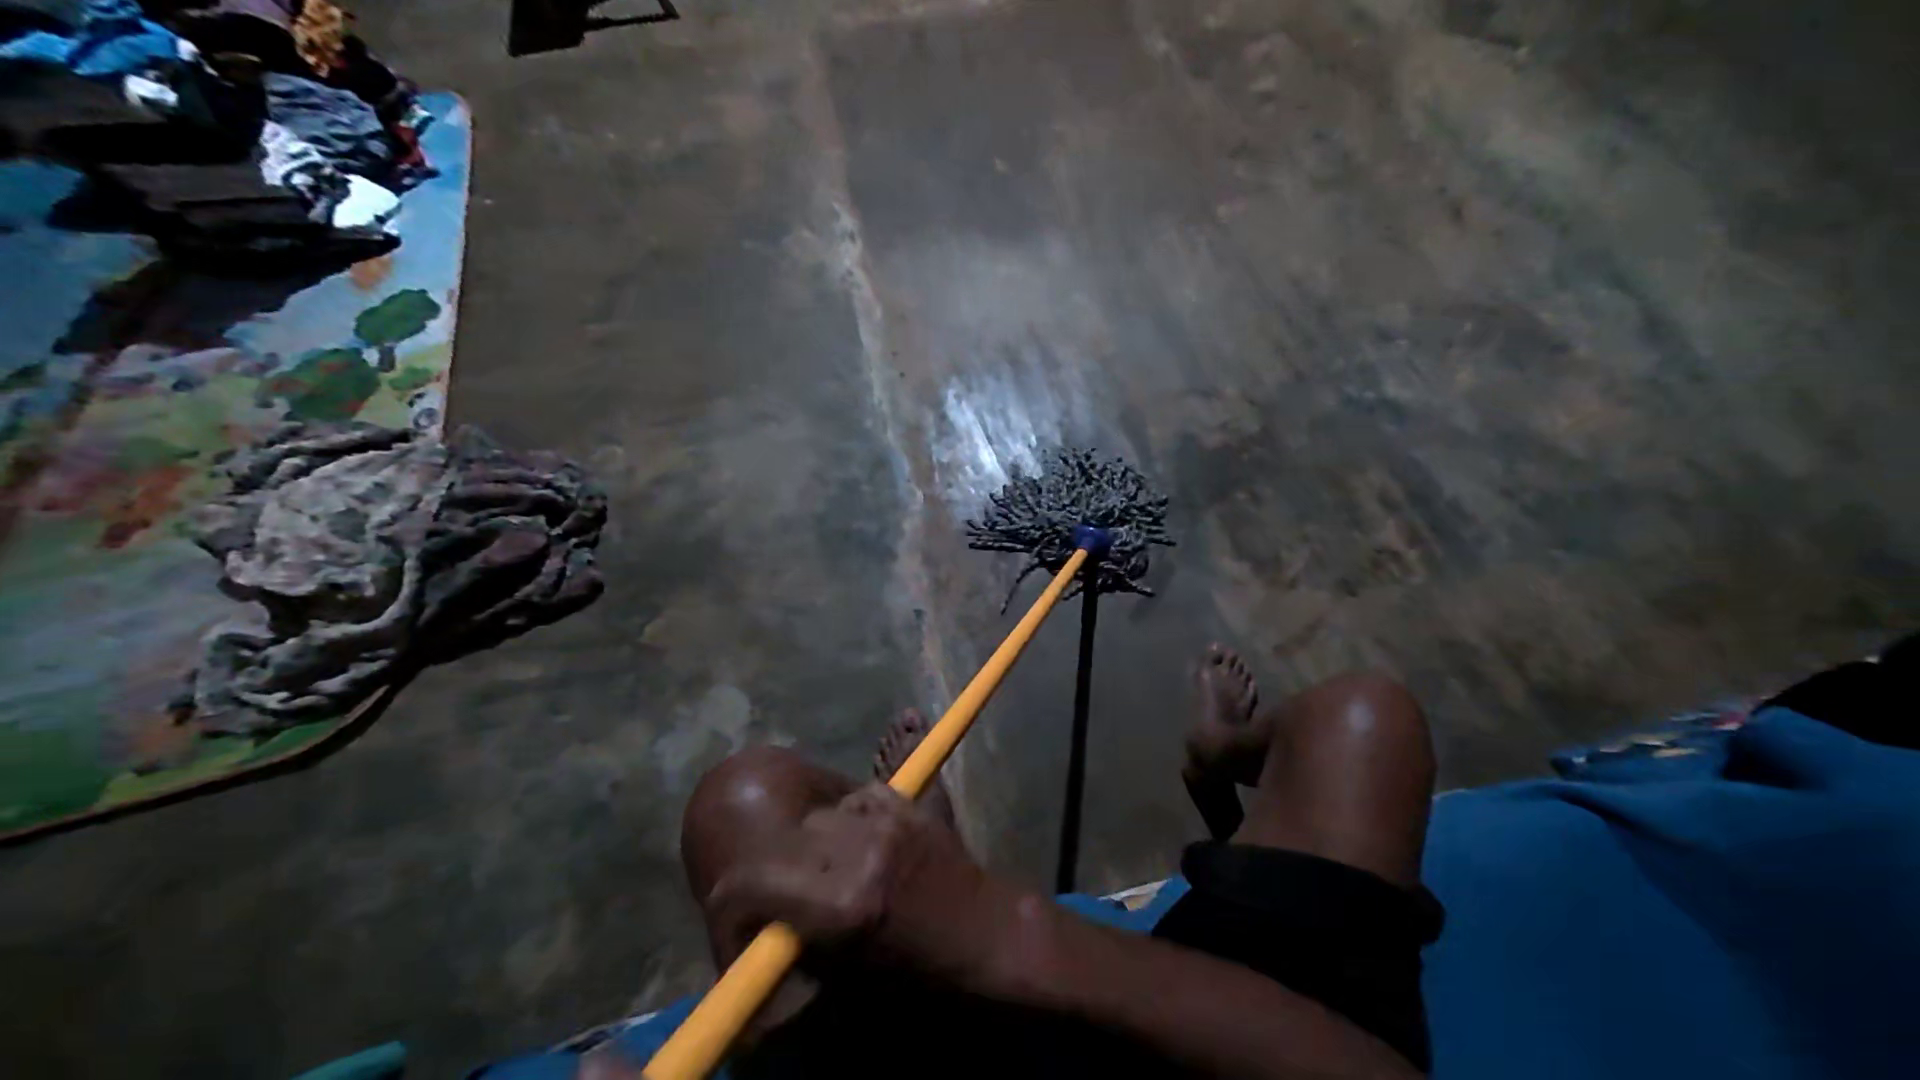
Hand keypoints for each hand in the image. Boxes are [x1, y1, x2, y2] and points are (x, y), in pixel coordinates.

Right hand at [707, 783, 1016, 986]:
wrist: (981, 929)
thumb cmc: (913, 962)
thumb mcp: (842, 965)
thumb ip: (791, 936)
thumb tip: (743, 924)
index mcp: (841, 906)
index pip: (752, 884)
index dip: (732, 897)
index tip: (732, 904)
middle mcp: (859, 855)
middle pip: (791, 837)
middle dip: (787, 860)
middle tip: (801, 885)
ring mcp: (887, 823)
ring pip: (825, 812)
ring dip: (822, 834)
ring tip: (842, 861)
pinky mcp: (906, 805)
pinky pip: (859, 797)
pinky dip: (855, 815)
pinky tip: (871, 838)